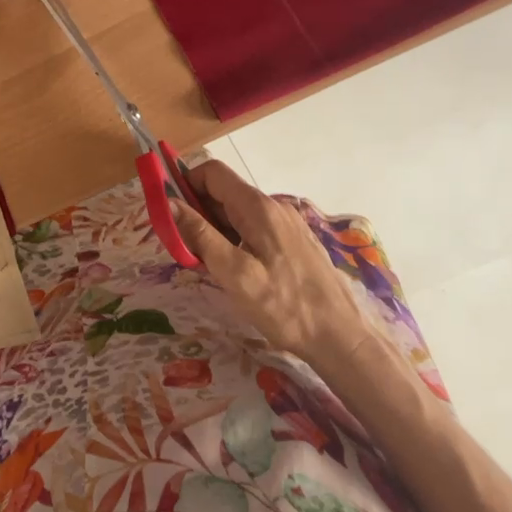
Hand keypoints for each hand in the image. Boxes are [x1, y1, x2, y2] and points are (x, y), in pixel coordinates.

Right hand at [170, 160, 377, 367]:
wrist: (343, 339)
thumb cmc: (284, 307)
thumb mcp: (234, 273)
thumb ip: (199, 235)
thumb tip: (168, 202)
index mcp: (258, 208)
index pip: (212, 172)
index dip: (185, 184)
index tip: (169, 212)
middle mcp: (274, 207)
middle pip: (224, 192)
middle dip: (197, 212)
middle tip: (185, 246)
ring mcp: (288, 224)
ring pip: (238, 212)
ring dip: (215, 229)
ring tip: (209, 264)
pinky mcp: (295, 241)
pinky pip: (254, 227)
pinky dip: (235, 239)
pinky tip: (235, 270)